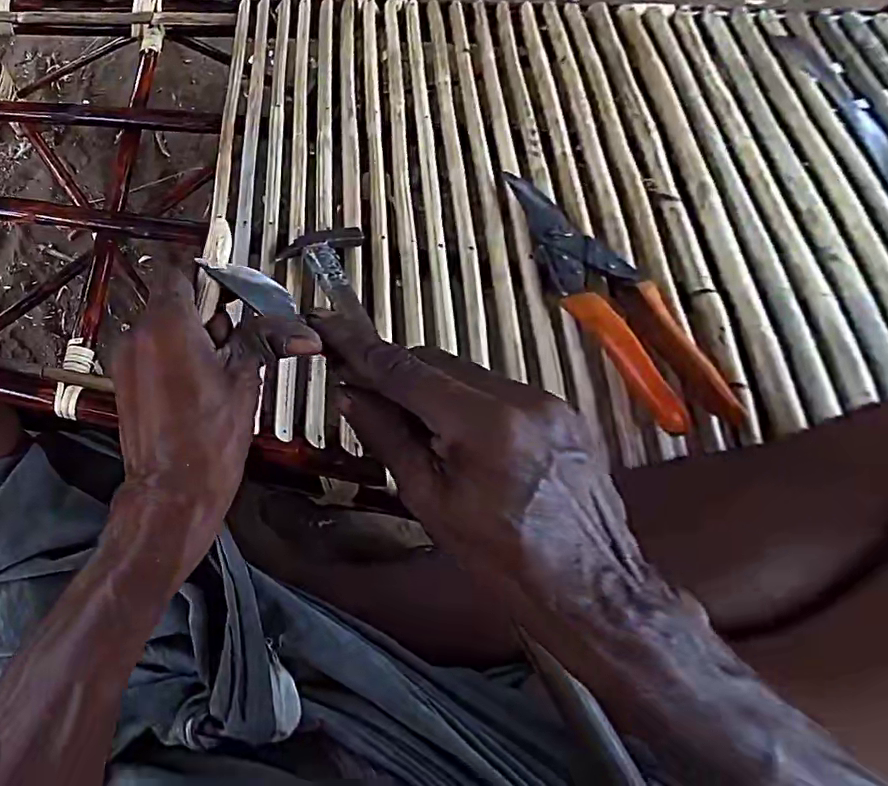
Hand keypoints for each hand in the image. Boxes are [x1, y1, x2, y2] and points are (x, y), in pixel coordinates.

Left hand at [110, 262, 317, 552]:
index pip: (175, 270)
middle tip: (237, 320)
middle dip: (204, 306)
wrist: (170, 487)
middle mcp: (138, 334)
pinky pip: (149, 347)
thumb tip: (296, 330)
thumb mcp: (243, 382)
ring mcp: (125, 356)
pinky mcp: (123, 376)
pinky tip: (200, 374)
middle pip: (170, 299)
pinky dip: (172, 349)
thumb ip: (261, 342)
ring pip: (160, 325)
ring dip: (190, 329)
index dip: (200, 265)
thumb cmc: (206, 440)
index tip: (220, 268)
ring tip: (224, 355)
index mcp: (166, 325)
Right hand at [313, 313, 660, 618]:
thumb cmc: (504, 555)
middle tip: (353, 387)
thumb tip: (349, 394)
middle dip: (388, 370)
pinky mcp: (560, 414)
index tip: (327, 330)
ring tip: (399, 418)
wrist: (595, 593)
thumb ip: (385, 434)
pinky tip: (441, 427)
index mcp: (485, 424)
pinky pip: (488, 387)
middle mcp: (522, 402)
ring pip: (459, 370)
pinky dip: (454, 396)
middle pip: (431, 360)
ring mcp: (547, 405)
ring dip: (420, 384)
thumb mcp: (425, 495)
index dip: (358, 347)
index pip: (403, 368)